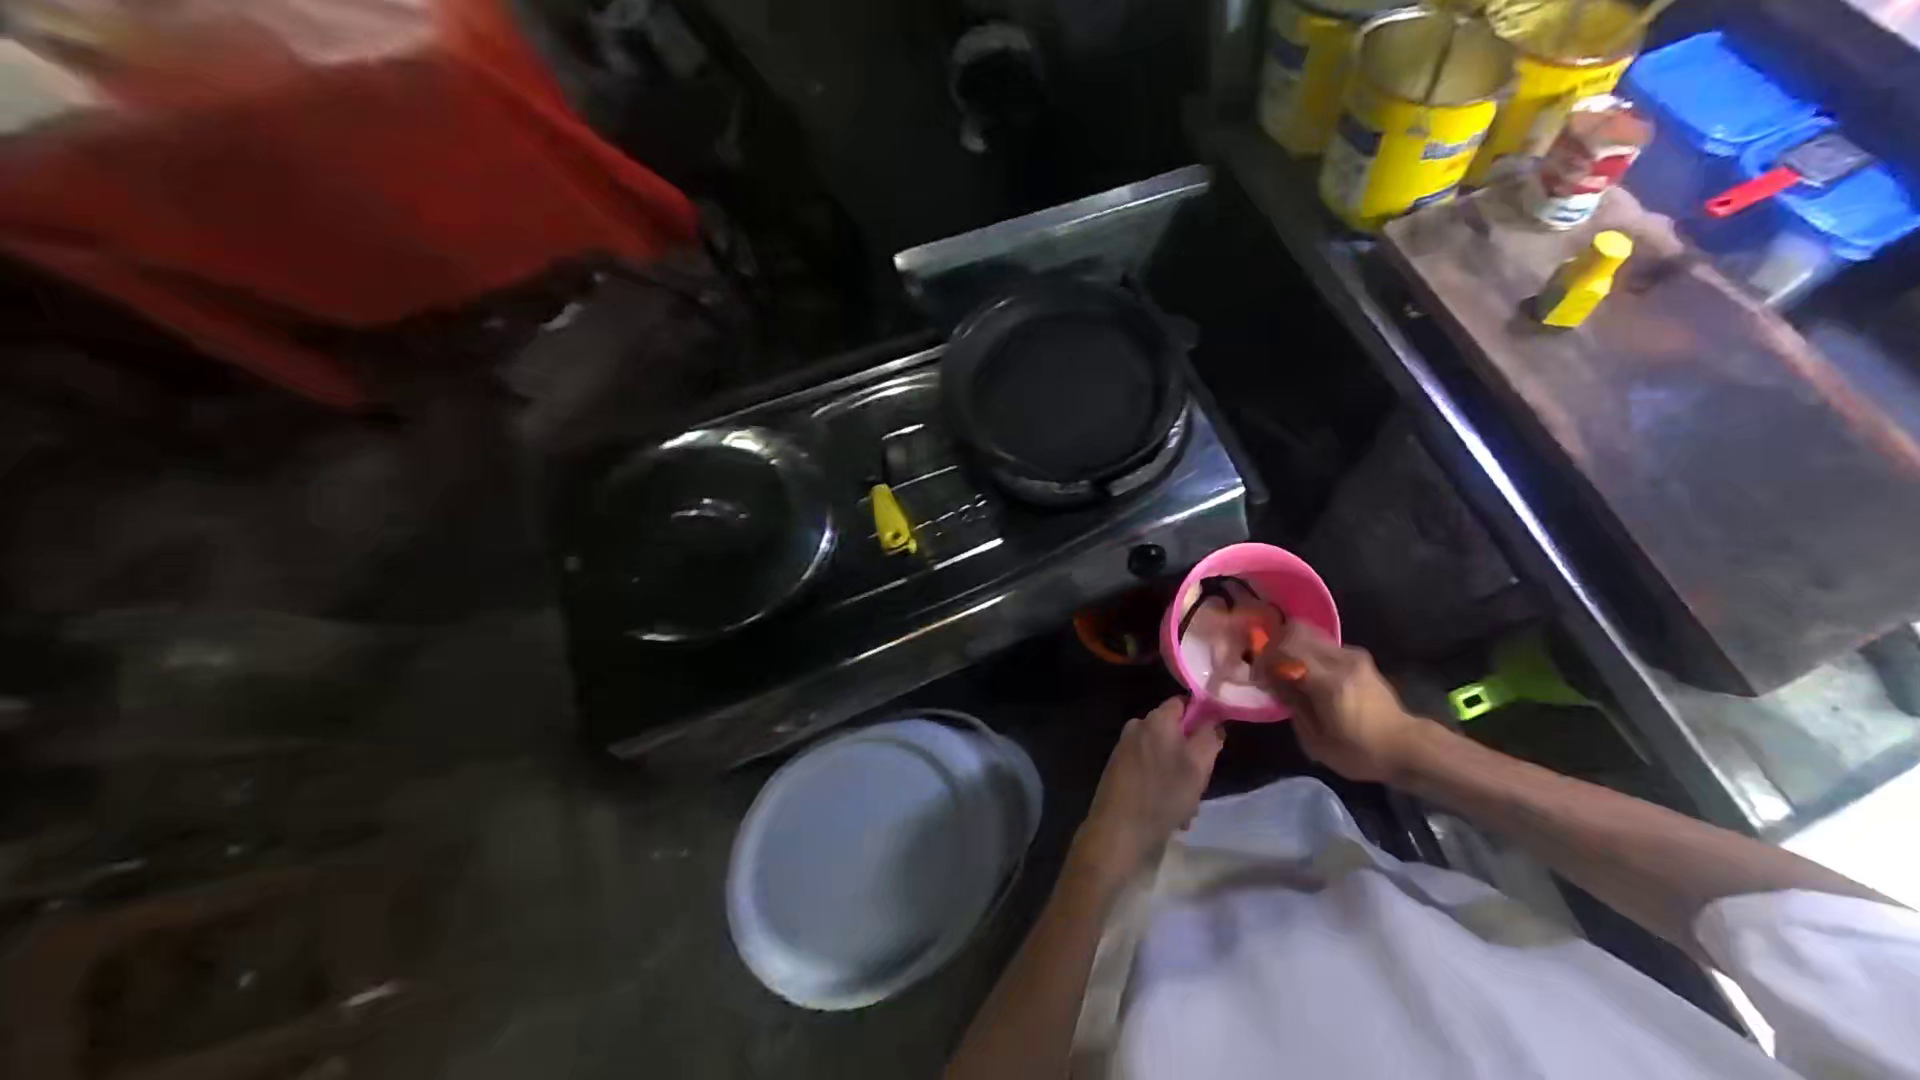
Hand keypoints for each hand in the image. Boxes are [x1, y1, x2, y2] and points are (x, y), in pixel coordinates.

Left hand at [1069, 697, 1224, 897]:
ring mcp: (1124, 748)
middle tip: (1200, 784)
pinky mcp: (1118, 768)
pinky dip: (1162, 785)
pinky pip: (1149, 769)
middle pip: (1174, 732)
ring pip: (1164, 755)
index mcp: (1155, 720)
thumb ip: (1209, 738)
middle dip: (1191, 756)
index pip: (1183, 703)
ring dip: (1179, 778)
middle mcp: (1137, 727)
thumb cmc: (1164, 794)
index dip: (1202, 717)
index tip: (1214, 741)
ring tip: (1186, 809)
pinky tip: (1170, 814)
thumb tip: (1213, 721)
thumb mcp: (1198, 766)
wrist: (1119, 828)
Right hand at [1259, 622, 1427, 782]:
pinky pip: (1325, 645)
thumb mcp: (1316, 742)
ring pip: (1311, 635)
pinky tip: (1309, 675)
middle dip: (1278, 645)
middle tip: (1270, 667)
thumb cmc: (1361, 752)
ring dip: (1295, 648)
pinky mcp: (1361, 659)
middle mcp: (1342, 661)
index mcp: (1329, 683)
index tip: (1260, 676)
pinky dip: (1310, 653)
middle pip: (1298, 632)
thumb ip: (1293, 706)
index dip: (1266, 659)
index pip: (1286, 651)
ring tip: (1289, 671)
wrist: (1408, 748)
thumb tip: (1278, 684)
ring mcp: (1354, 657)